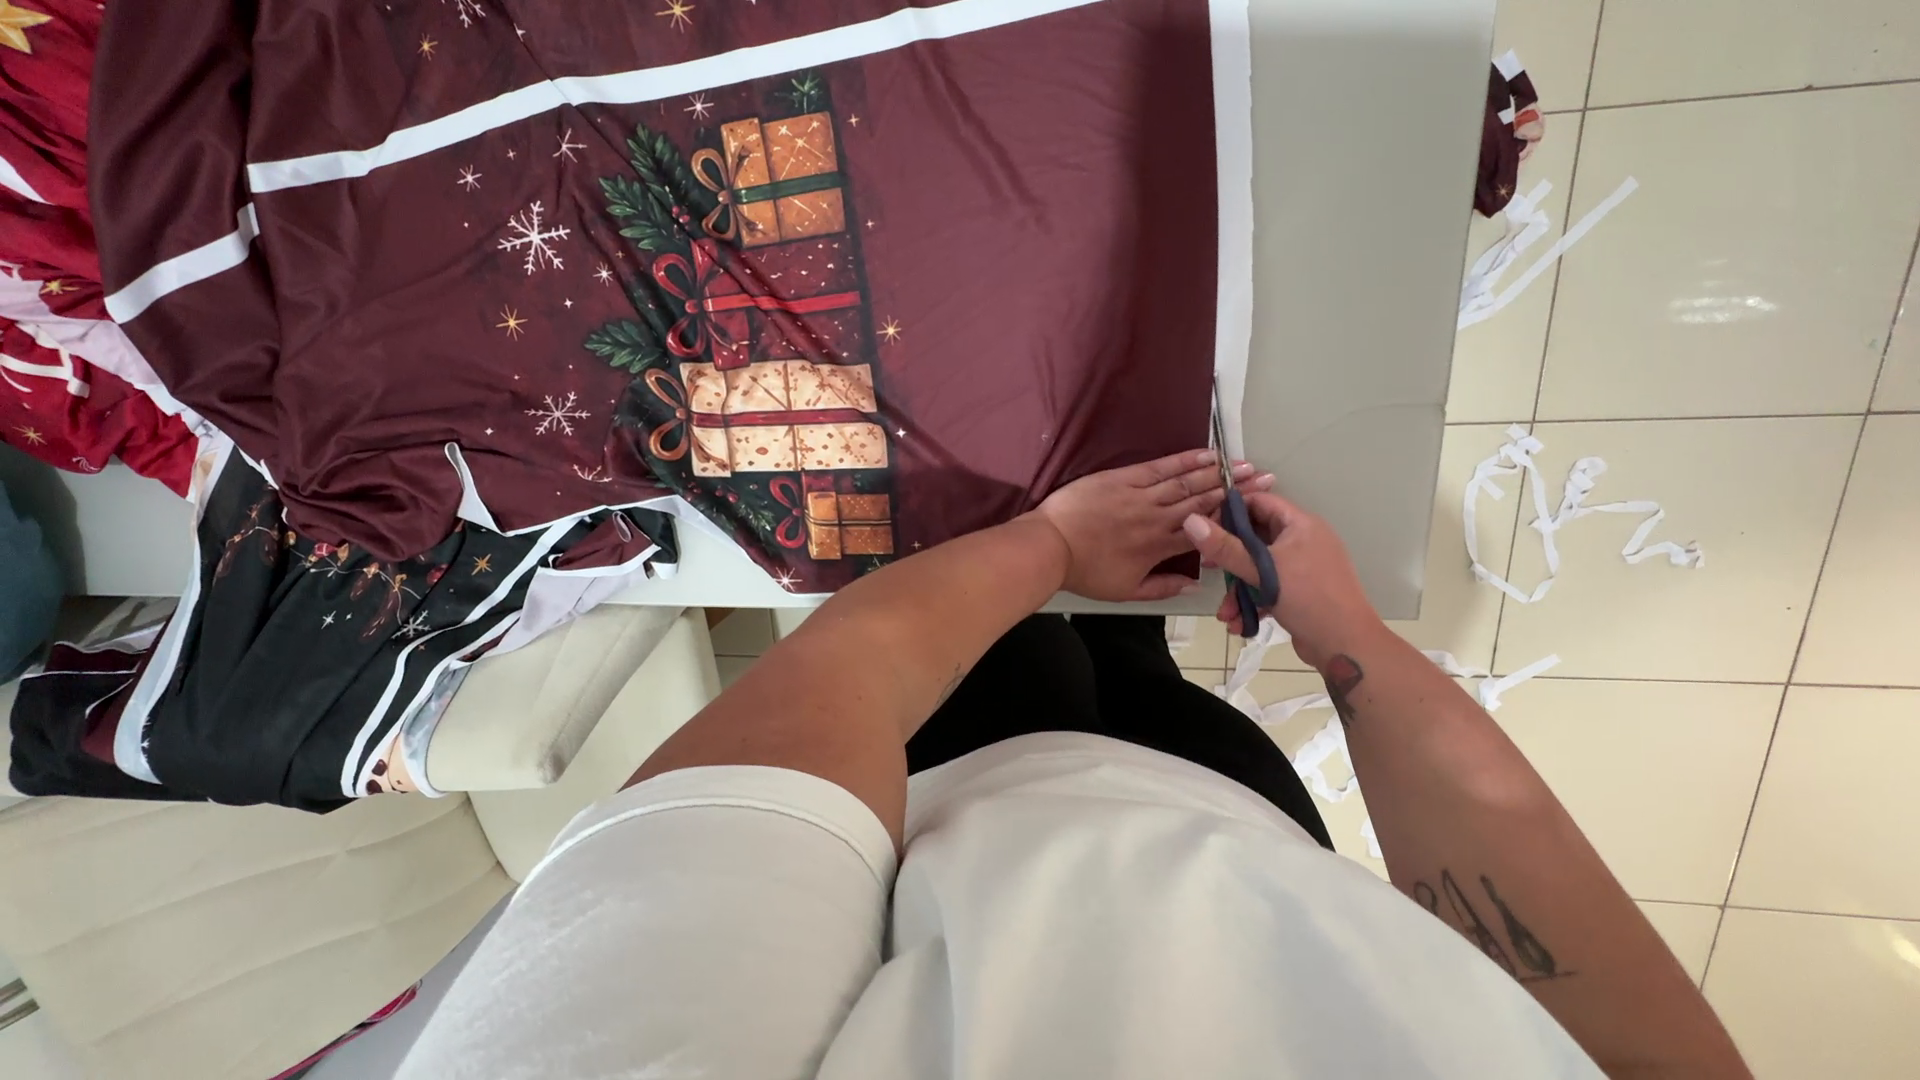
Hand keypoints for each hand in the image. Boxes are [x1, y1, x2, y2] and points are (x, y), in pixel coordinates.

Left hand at [1028, 449, 1272, 601]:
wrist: (1051, 547)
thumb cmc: (1086, 572)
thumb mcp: (1126, 591)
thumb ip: (1162, 588)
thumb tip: (1194, 586)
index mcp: (1161, 548)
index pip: (1205, 531)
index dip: (1232, 519)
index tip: (1257, 509)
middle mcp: (1158, 520)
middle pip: (1203, 502)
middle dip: (1235, 491)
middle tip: (1264, 478)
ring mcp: (1141, 496)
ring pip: (1186, 483)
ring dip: (1217, 472)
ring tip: (1242, 464)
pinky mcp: (1123, 479)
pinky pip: (1160, 467)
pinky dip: (1184, 460)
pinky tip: (1206, 454)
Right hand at [1180, 493, 1384, 669]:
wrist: (1346, 646)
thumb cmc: (1308, 598)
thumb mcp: (1262, 571)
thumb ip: (1225, 547)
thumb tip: (1189, 520)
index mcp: (1300, 525)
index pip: (1259, 502)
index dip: (1229, 511)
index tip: (1204, 529)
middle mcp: (1303, 540)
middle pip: (1255, 537)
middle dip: (1229, 559)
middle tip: (1208, 568)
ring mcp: (1303, 567)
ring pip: (1258, 567)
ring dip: (1238, 589)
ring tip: (1226, 612)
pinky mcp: (1300, 591)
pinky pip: (1268, 587)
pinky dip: (1252, 602)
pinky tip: (1239, 622)